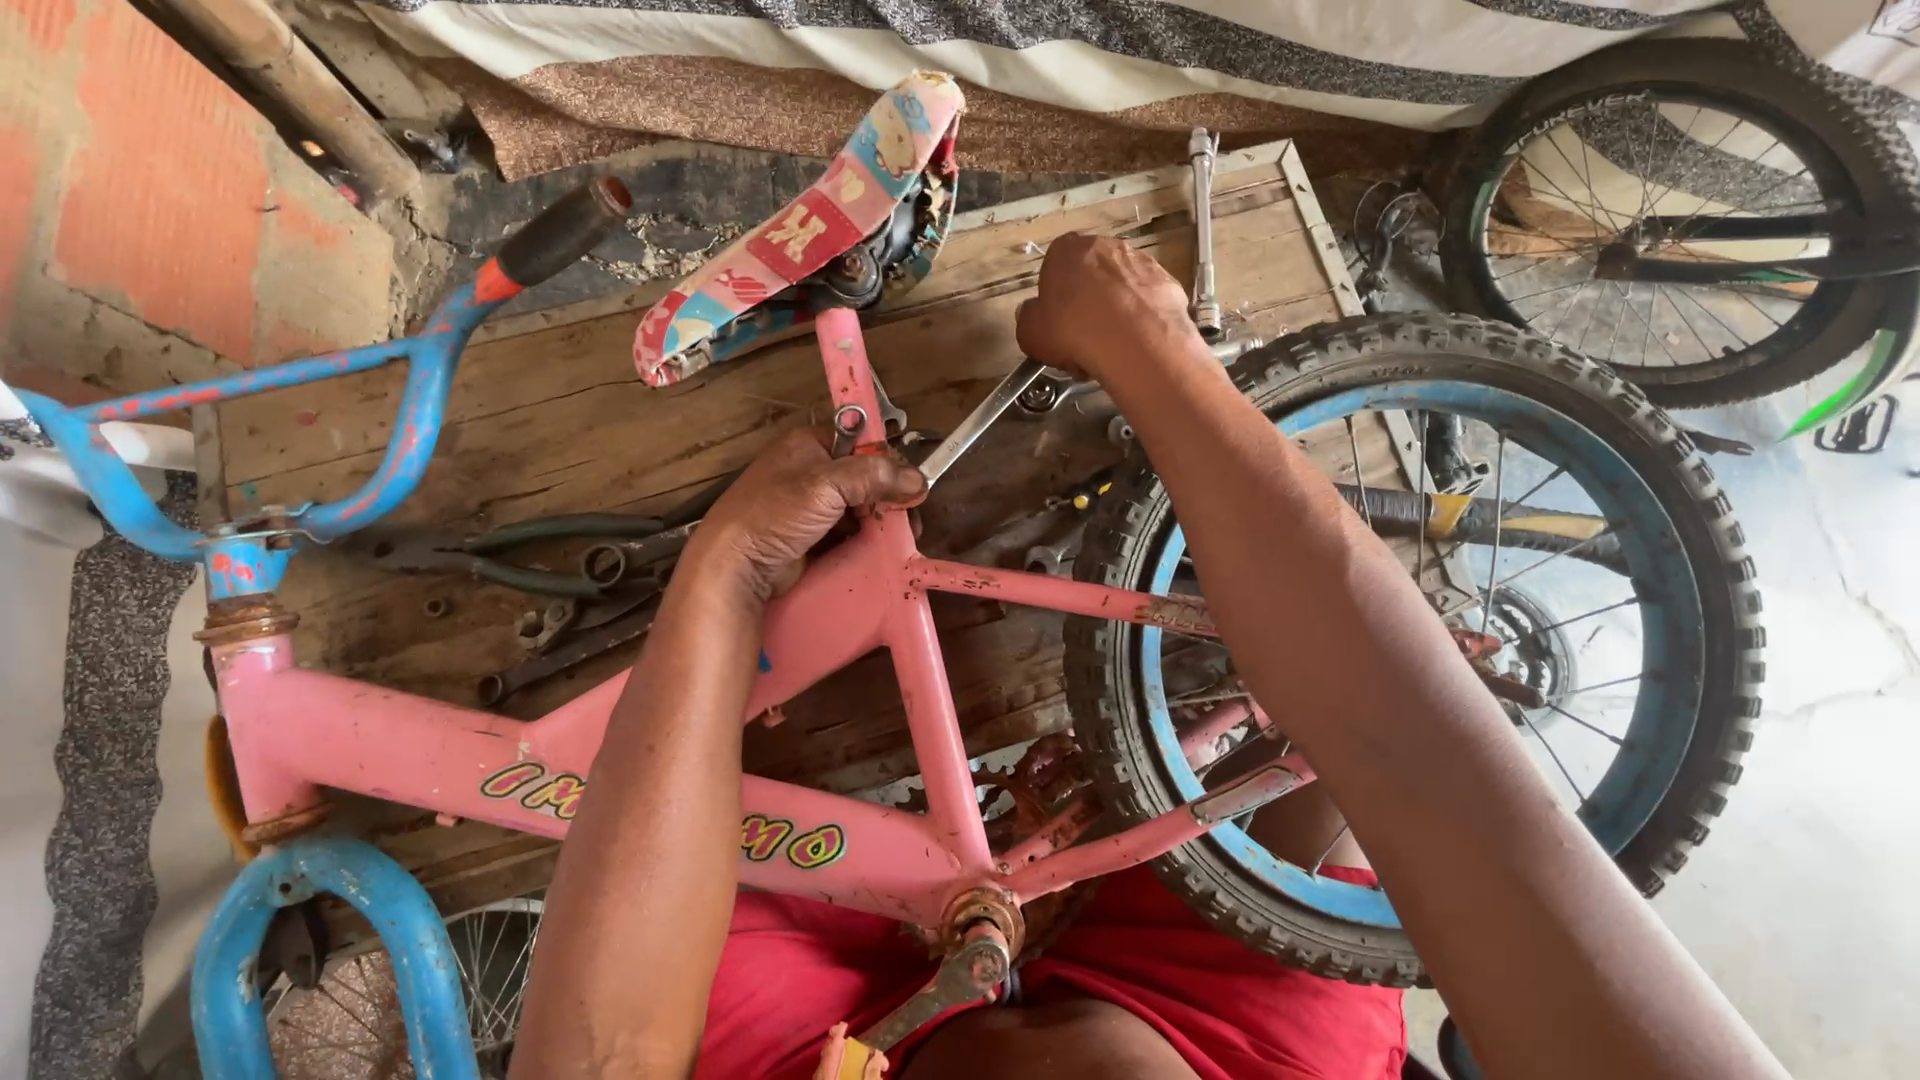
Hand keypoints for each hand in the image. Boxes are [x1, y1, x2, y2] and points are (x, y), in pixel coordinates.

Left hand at [679, 427, 925, 602]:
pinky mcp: (811, 537)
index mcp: (808, 445)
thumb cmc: (774, 513)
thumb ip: (874, 477)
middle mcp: (810, 471)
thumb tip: (918, 480)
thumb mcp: (826, 484)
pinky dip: (865, 540)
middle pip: (863, 478)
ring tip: (901, 537)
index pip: (861, 443)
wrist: (736, 565)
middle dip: (888, 497)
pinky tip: (881, 550)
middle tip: (907, 519)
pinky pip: (848, 533)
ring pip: (859, 508)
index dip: (886, 463)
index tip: (910, 486)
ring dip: (880, 522)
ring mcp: (810, 507)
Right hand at [1014, 232, 1202, 381]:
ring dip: (1115, 312)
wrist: (1134, 343)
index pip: (1054, 270)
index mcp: (1066, 250)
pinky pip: (1147, 302)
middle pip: (1091, 277)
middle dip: (1087, 305)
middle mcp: (1105, 246)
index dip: (1055, 302)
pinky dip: (1141, 320)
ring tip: (1110, 349)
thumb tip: (1032, 314)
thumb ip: (1028, 319)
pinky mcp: (1167, 282)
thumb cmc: (1072, 331)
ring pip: (1121, 289)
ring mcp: (1140, 261)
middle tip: (1082, 340)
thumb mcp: (1030, 334)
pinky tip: (1134, 346)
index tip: (1057, 326)